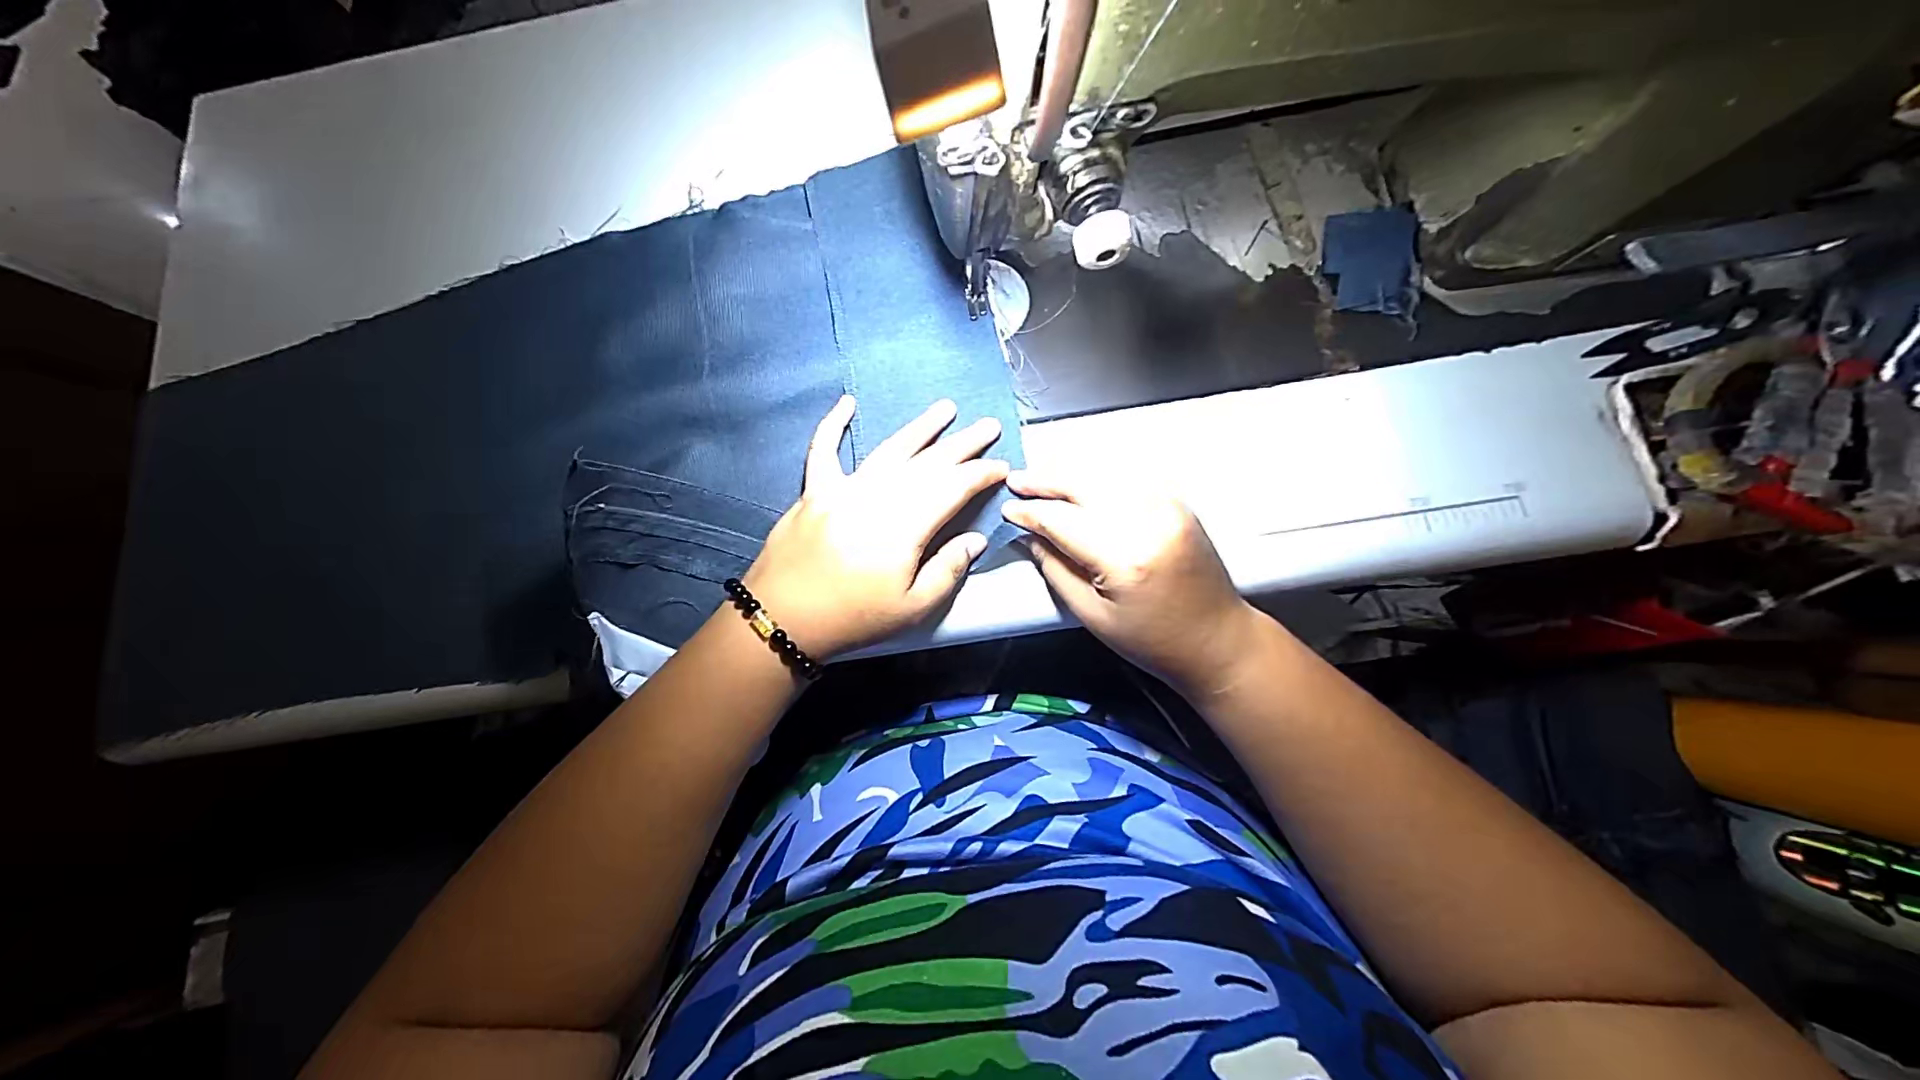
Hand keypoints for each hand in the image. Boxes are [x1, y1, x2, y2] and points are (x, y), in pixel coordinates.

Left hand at [742, 396, 1009, 660]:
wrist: (783, 619)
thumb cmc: (853, 619)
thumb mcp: (912, 607)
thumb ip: (948, 570)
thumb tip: (975, 540)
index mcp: (905, 526)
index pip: (952, 489)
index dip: (980, 475)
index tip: (1002, 466)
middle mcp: (877, 497)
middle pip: (928, 463)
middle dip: (962, 445)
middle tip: (988, 426)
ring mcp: (843, 490)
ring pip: (889, 450)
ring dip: (920, 428)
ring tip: (945, 408)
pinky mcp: (814, 492)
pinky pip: (823, 450)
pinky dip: (833, 425)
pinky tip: (846, 403)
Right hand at [1002, 469, 1265, 698]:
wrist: (1217, 639)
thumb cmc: (1154, 640)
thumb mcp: (1092, 615)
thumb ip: (1056, 569)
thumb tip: (1031, 535)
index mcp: (1125, 558)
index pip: (1062, 520)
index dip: (1030, 512)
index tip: (1008, 509)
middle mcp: (1149, 522)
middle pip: (1083, 484)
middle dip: (1046, 480)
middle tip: (1017, 481)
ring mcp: (1168, 508)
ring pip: (1105, 474)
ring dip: (1071, 474)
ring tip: (1042, 479)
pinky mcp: (1177, 505)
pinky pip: (1129, 479)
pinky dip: (1100, 477)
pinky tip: (1081, 482)